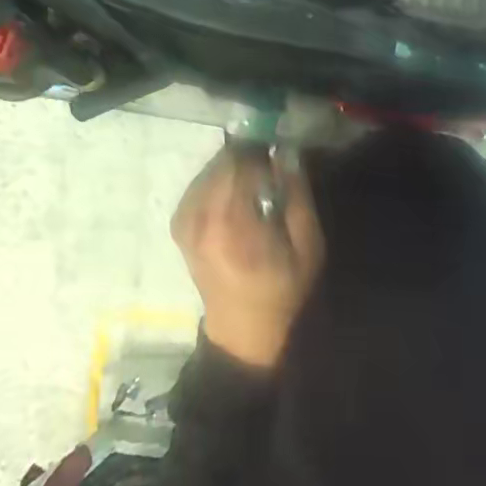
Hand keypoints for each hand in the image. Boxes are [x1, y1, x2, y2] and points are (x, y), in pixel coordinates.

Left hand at [171, 144, 325, 368]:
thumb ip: (297, 196)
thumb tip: (286, 154)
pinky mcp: (179, 225)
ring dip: (232, 168)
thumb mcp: (307, 246)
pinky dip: (216, 181)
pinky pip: (197, 185)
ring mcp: (184, 221)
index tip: (279, 157)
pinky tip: (234, 195)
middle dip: (246, 158)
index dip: (261, 154)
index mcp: (231, 225)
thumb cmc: (283, 290)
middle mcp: (199, 218)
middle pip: (221, 163)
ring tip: (254, 184)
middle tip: (269, 167)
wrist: (244, 331)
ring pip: (208, 170)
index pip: (240, 165)